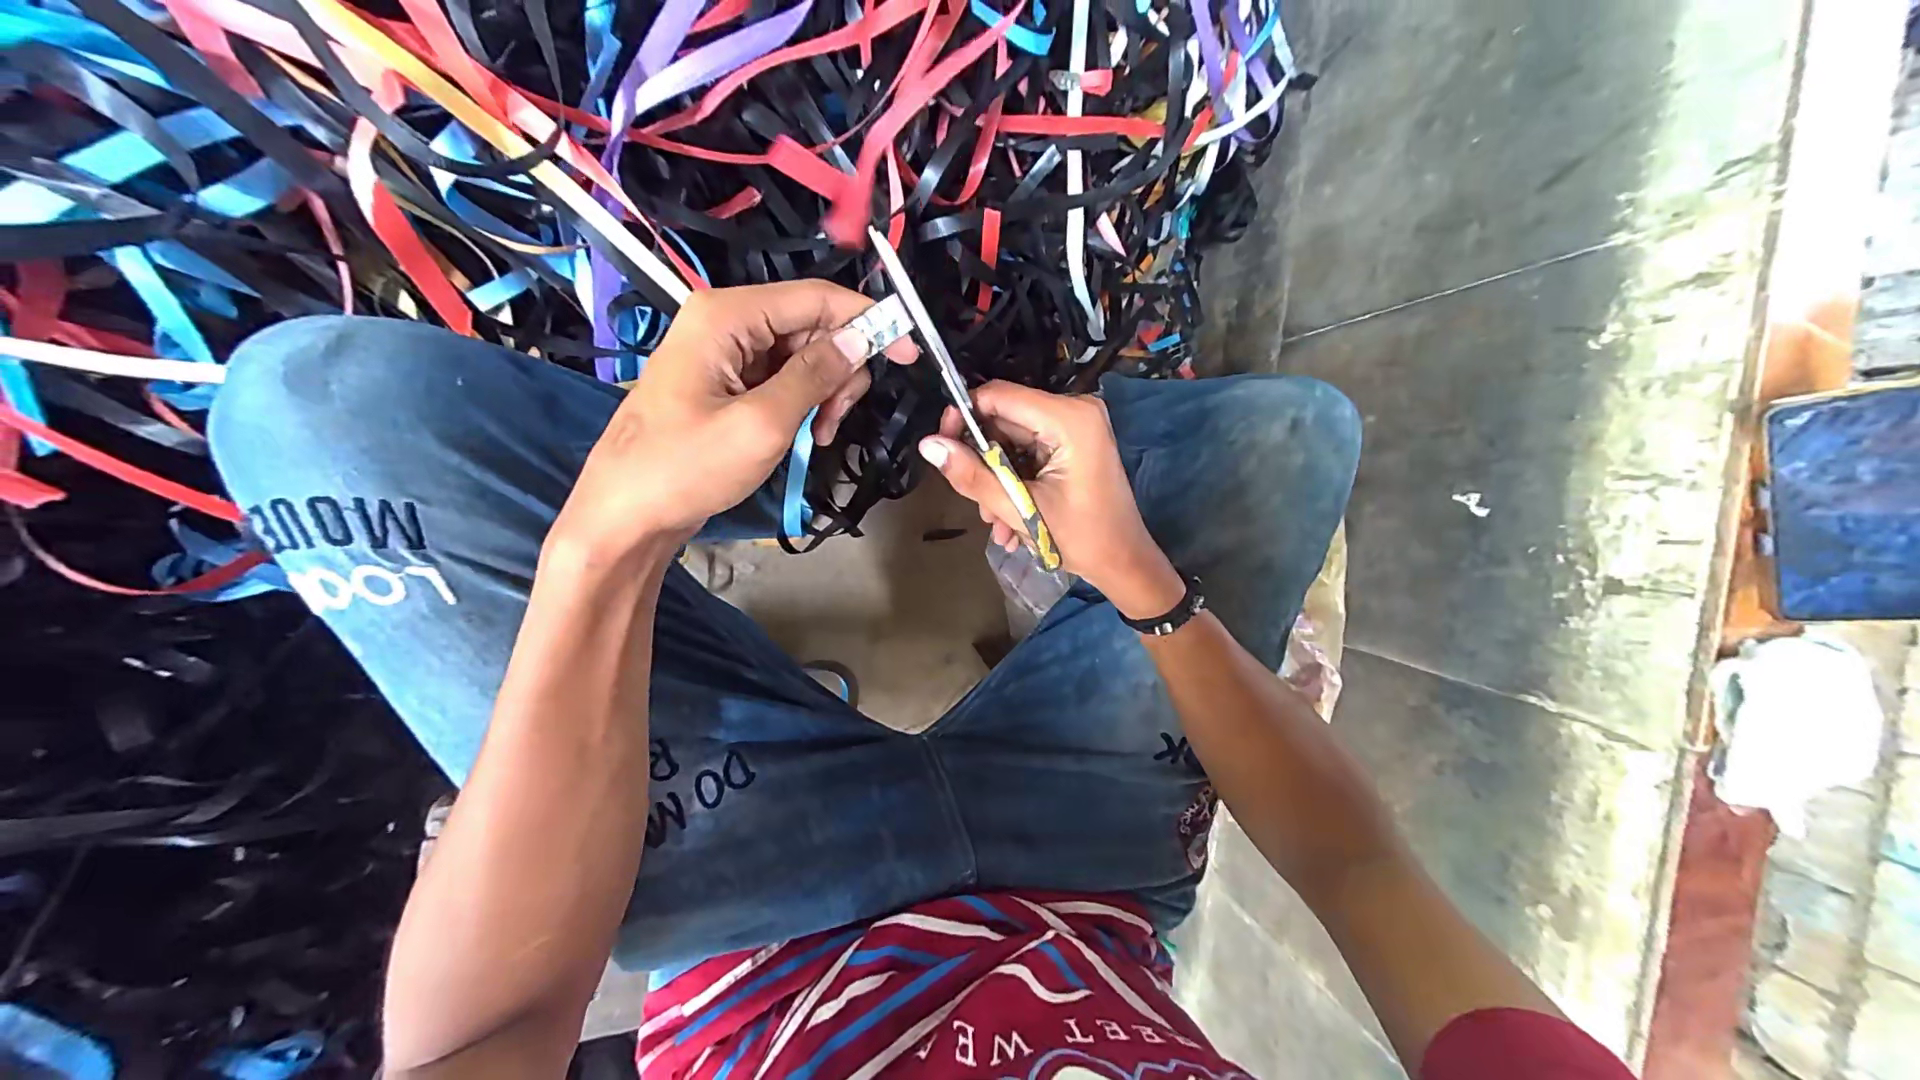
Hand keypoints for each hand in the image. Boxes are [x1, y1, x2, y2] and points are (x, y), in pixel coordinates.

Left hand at [550, 281, 915, 556]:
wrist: (626, 515)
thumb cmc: (684, 468)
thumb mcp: (762, 422)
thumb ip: (815, 375)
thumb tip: (861, 338)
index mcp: (726, 315)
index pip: (816, 298)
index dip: (868, 320)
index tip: (907, 351)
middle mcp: (725, 323)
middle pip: (812, 326)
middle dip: (839, 370)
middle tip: (835, 419)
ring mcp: (725, 354)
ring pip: (802, 356)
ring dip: (823, 394)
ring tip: (815, 435)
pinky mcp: (727, 383)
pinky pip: (782, 379)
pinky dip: (803, 405)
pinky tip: (802, 435)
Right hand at [917, 382, 1184, 620]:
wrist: (1124, 563)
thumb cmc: (1083, 539)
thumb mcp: (1021, 510)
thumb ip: (972, 476)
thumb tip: (929, 445)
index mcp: (1069, 419)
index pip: (998, 396)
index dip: (963, 416)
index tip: (943, 447)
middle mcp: (1074, 411)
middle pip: (1004, 419)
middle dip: (983, 459)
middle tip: (974, 497)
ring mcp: (1076, 426)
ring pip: (1012, 439)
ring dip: (996, 477)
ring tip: (995, 519)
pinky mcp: (1073, 442)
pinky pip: (1028, 450)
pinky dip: (1014, 479)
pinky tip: (1009, 516)